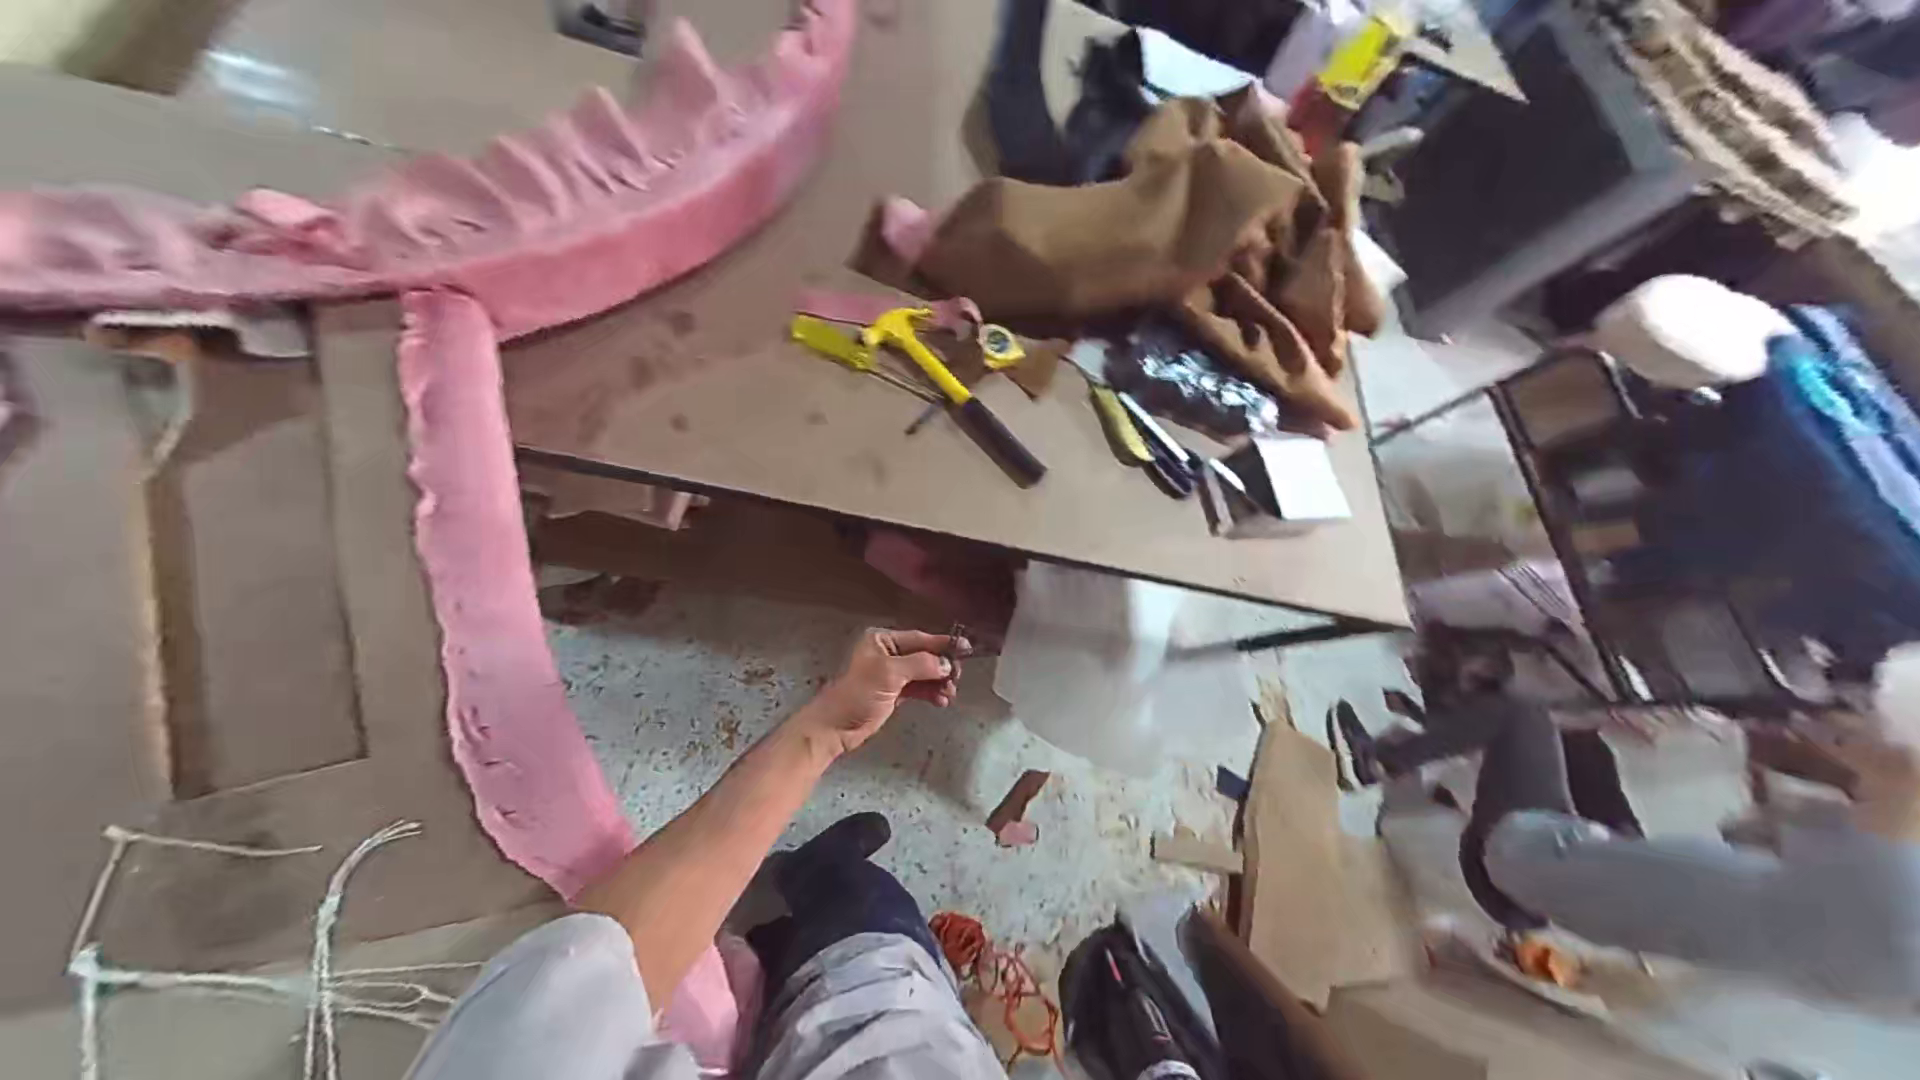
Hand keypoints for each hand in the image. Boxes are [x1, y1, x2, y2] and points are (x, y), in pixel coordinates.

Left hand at [794, 628, 968, 756]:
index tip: (967, 647)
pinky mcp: (893, 692)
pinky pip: (919, 688)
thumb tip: (946, 664)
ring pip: (924, 673)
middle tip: (957, 678)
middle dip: (942, 666)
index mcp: (882, 640)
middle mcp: (887, 653)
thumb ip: (921, 664)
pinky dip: (931, 692)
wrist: (834, 728)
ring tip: (950, 694)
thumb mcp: (889, 673)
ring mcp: (890, 674)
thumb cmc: (858, 694)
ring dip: (939, 682)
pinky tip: (942, 701)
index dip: (943, 644)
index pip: (919, 638)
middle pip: (924, 655)